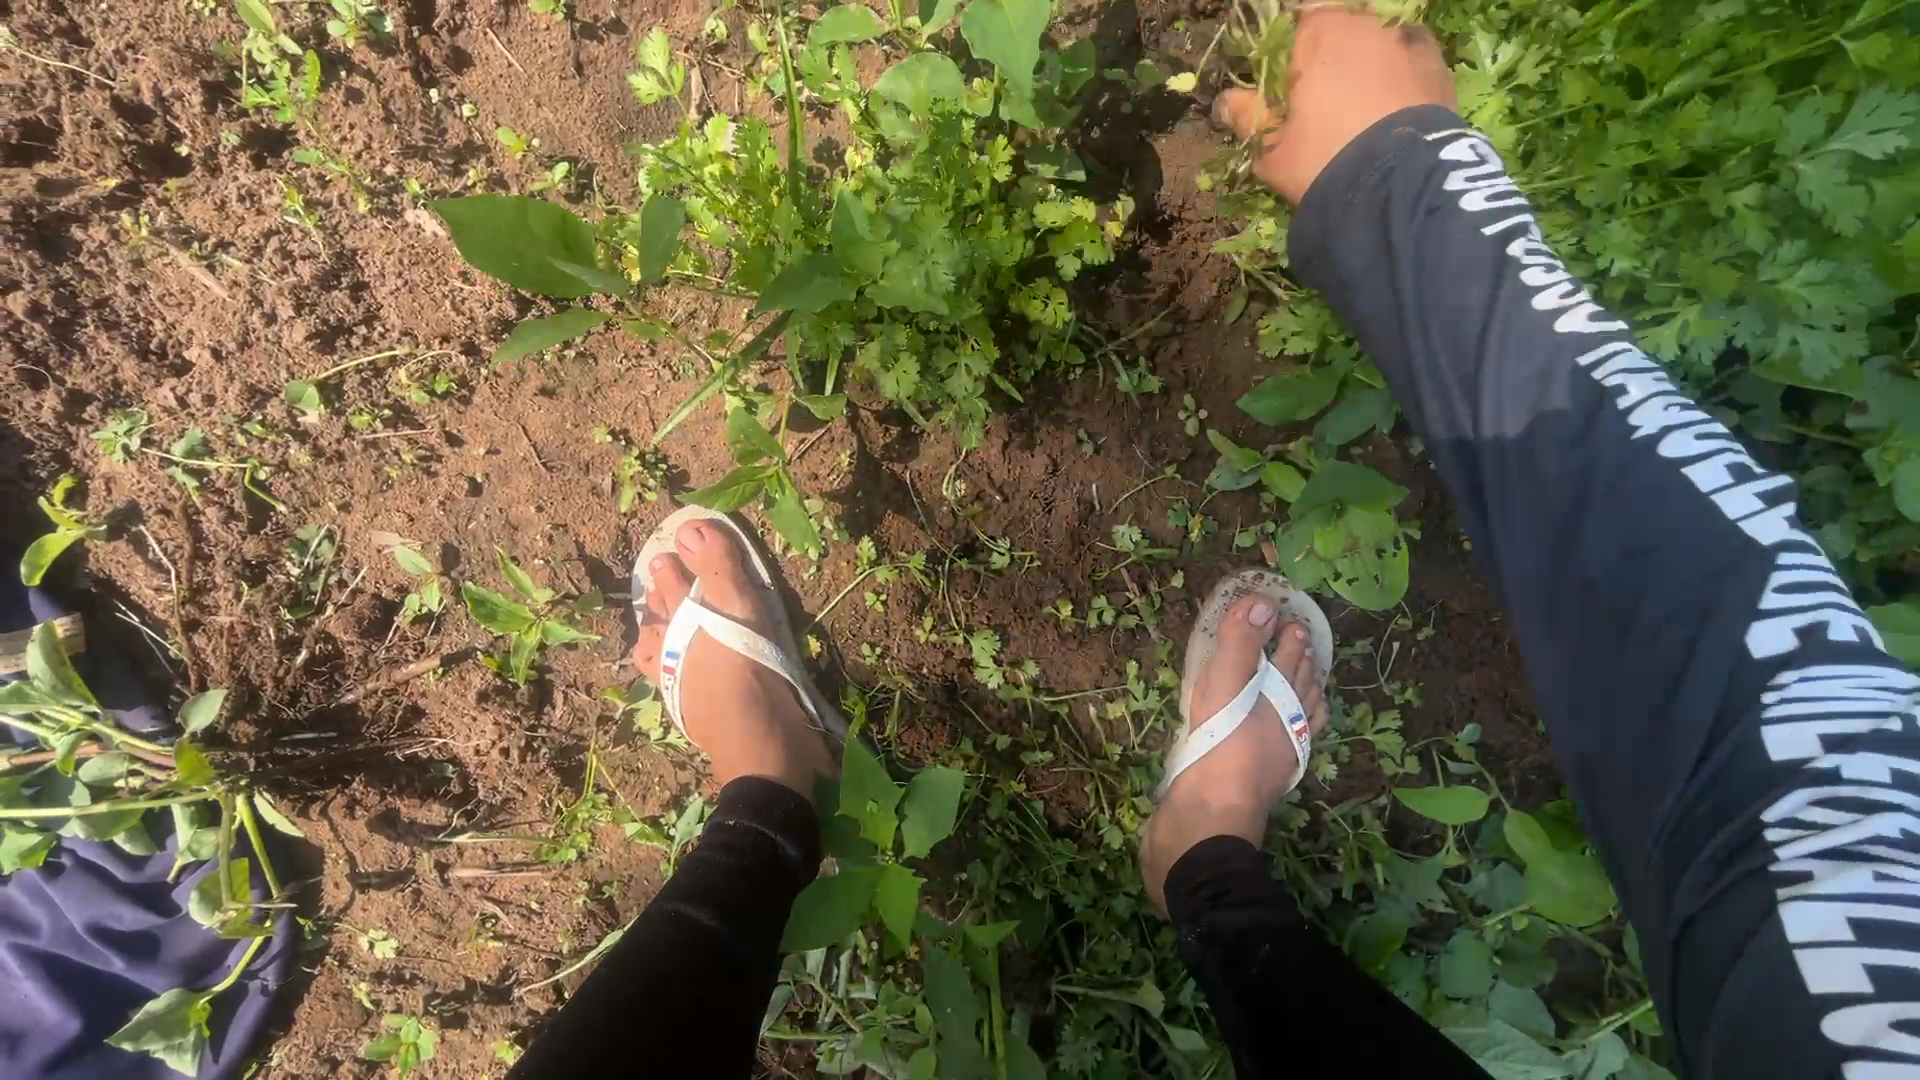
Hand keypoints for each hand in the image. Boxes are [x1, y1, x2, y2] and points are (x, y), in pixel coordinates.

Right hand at [1213, 9, 1456, 204]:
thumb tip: (1225, 101)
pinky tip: (1388, 109)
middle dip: (1327, 59)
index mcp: (1319, 35)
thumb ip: (1247, 117)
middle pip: (1339, 31)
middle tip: (1317, 103)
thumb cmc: (1320, 160)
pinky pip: (1408, 61)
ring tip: (1356, 110)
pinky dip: (1398, 77)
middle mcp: (1366, 24)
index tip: (1283, 88)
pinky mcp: (1437, 64)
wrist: (1394, 185)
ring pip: (1375, 45)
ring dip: (1363, 67)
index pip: (1295, 24)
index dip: (1287, 56)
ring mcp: (1406, 40)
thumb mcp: (1271, 148)